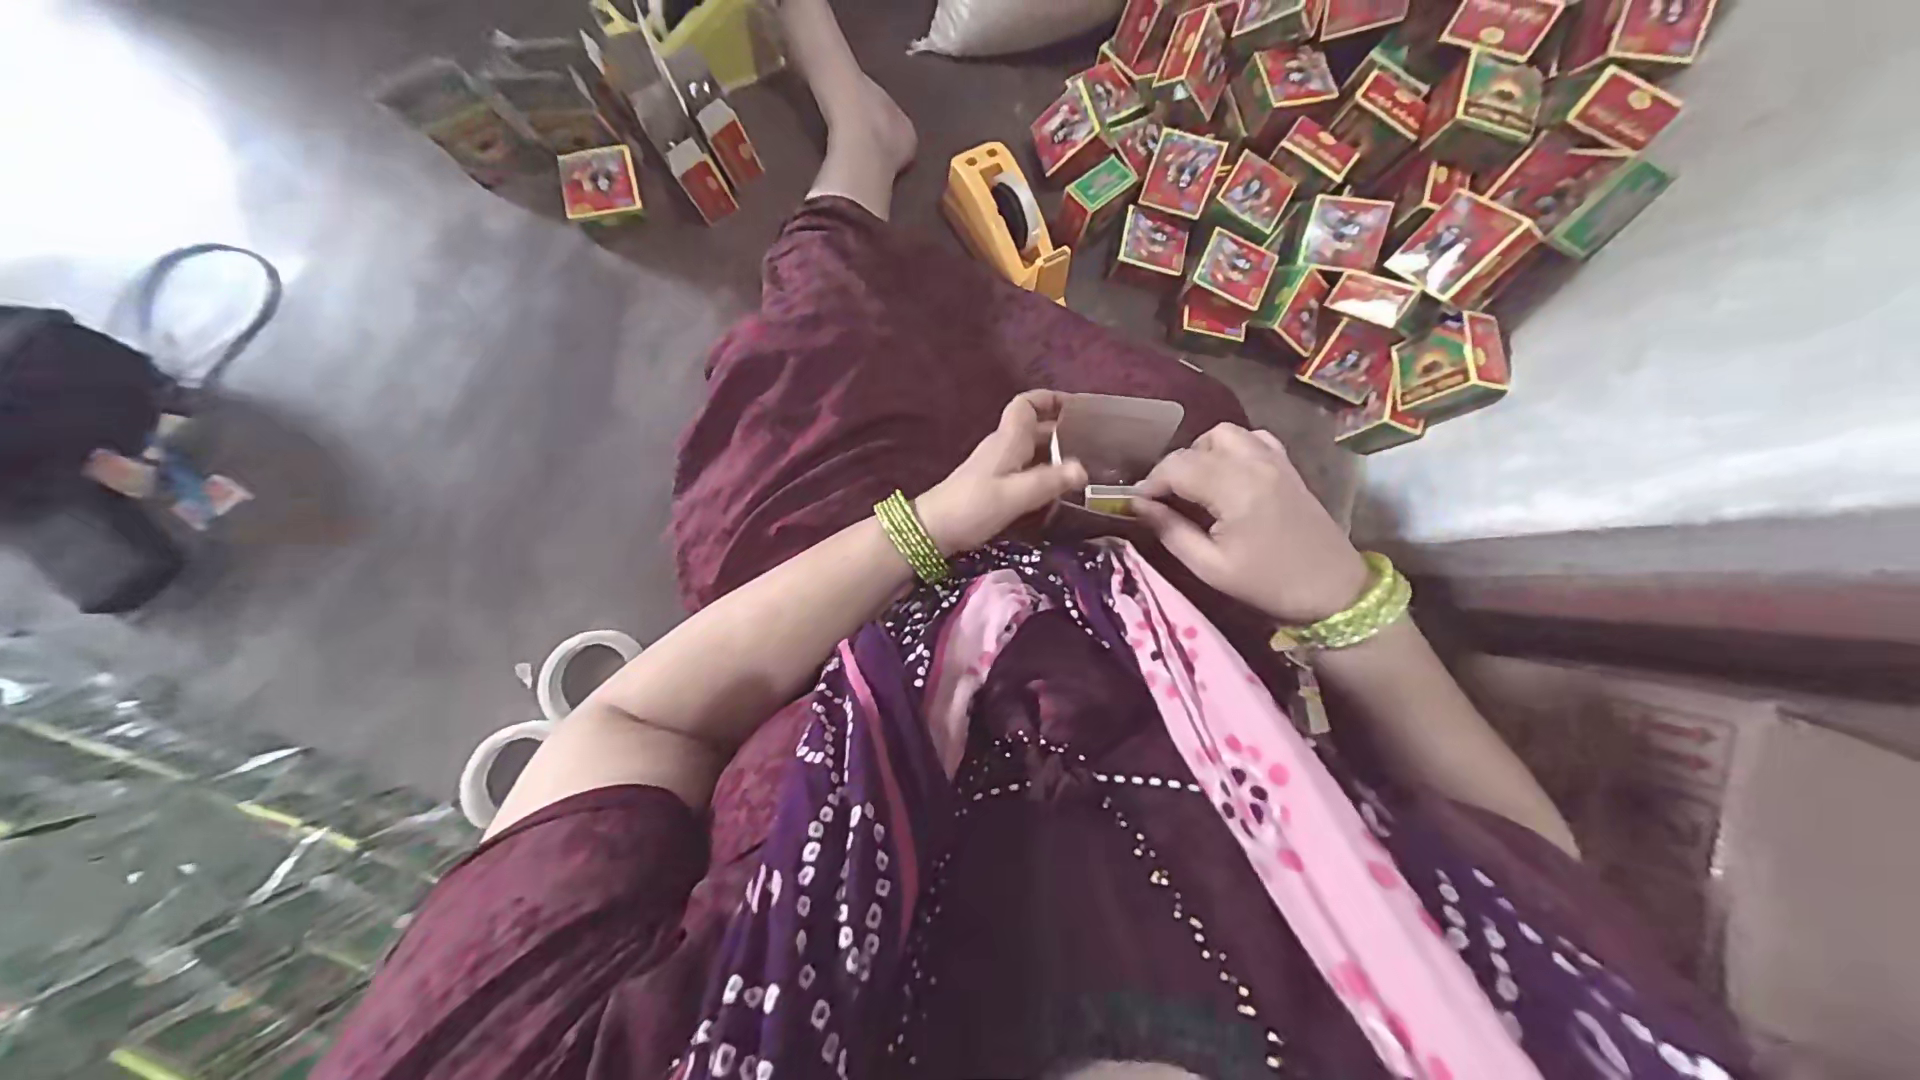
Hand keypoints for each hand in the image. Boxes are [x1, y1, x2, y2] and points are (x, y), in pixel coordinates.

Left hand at [915, 391, 1087, 555]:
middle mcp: (1003, 447)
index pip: (1026, 404)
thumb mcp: (1015, 495)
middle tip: (1094, 446)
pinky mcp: (994, 486)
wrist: (933, 530)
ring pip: (1032, 451)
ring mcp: (997, 467)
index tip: (1077, 408)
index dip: (1050, 399)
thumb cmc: (973, 507)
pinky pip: (1026, 471)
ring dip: (1056, 455)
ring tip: (1085, 467)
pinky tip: (1059, 491)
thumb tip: (1083, 469)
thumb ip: (1049, 481)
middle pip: (1036, 429)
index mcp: (1008, 440)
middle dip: (1064, 432)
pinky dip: (1044, 474)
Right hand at [1133, 423, 1369, 624]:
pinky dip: (1229, 448)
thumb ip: (1171, 531)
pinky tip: (1224, 474)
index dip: (1150, 483)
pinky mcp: (1286, 464)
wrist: (1332, 590)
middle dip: (1170, 470)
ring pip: (1223, 434)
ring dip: (1199, 453)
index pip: (1177, 466)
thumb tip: (1140, 506)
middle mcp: (1255, 463)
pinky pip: (1250, 438)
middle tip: (1162, 499)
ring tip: (1193, 484)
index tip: (1138, 504)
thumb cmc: (1267, 584)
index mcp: (1235, 489)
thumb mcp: (1209, 567)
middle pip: (1195, 447)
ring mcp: (1274, 459)